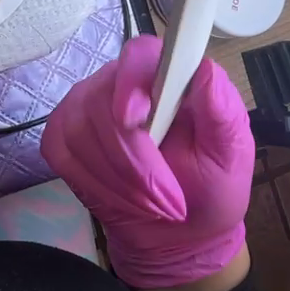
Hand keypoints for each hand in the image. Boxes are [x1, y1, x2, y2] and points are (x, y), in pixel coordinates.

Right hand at [41, 37, 255, 290]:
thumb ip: (222, 113)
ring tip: (149, 203)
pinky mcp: (59, 134)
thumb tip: (207, 70)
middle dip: (132, 160)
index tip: (136, 119)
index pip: (136, 55)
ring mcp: (82, 106)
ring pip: (79, 130)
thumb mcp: (230, 157)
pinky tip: (118, 198)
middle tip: (166, 200)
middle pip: (101, 101)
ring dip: (116, 179)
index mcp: (162, 75)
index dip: (130, 82)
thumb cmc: (208, 189)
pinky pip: (60, 152)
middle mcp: (116, 82)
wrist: (176, 235)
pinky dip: (90, 183)